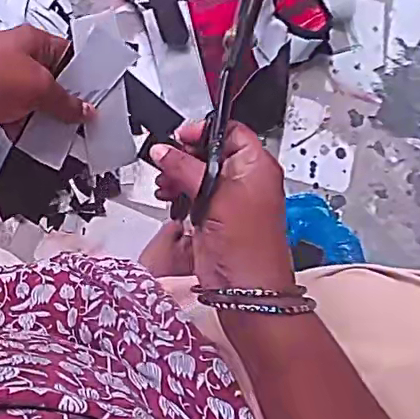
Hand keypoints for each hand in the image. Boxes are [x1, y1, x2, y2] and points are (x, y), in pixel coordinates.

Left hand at [0, 26, 91, 126]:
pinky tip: (20, 133)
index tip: (91, 99)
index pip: (70, 54)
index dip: (84, 77)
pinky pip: (9, 110)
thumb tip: (82, 110)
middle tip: (69, 118)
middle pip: (49, 79)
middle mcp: (14, 52)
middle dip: (59, 101)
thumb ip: (66, 102)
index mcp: (33, 38)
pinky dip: (17, 122)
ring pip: (28, 97)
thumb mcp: (39, 89)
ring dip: (36, 114)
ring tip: (43, 129)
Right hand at [148, 121, 294, 290]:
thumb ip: (185, 167)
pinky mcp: (213, 215)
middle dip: (183, 155)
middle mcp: (243, 179)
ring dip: (176, 174)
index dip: (203, 132)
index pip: (230, 132)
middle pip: (209, 151)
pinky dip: (177, 192)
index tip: (180, 138)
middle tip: (166, 161)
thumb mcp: (214, 194)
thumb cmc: (247, 245)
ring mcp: (227, 198)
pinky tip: (168, 196)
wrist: (243, 286)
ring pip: (197, 172)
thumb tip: (163, 150)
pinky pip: (192, 193)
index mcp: (256, 166)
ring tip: (165, 182)